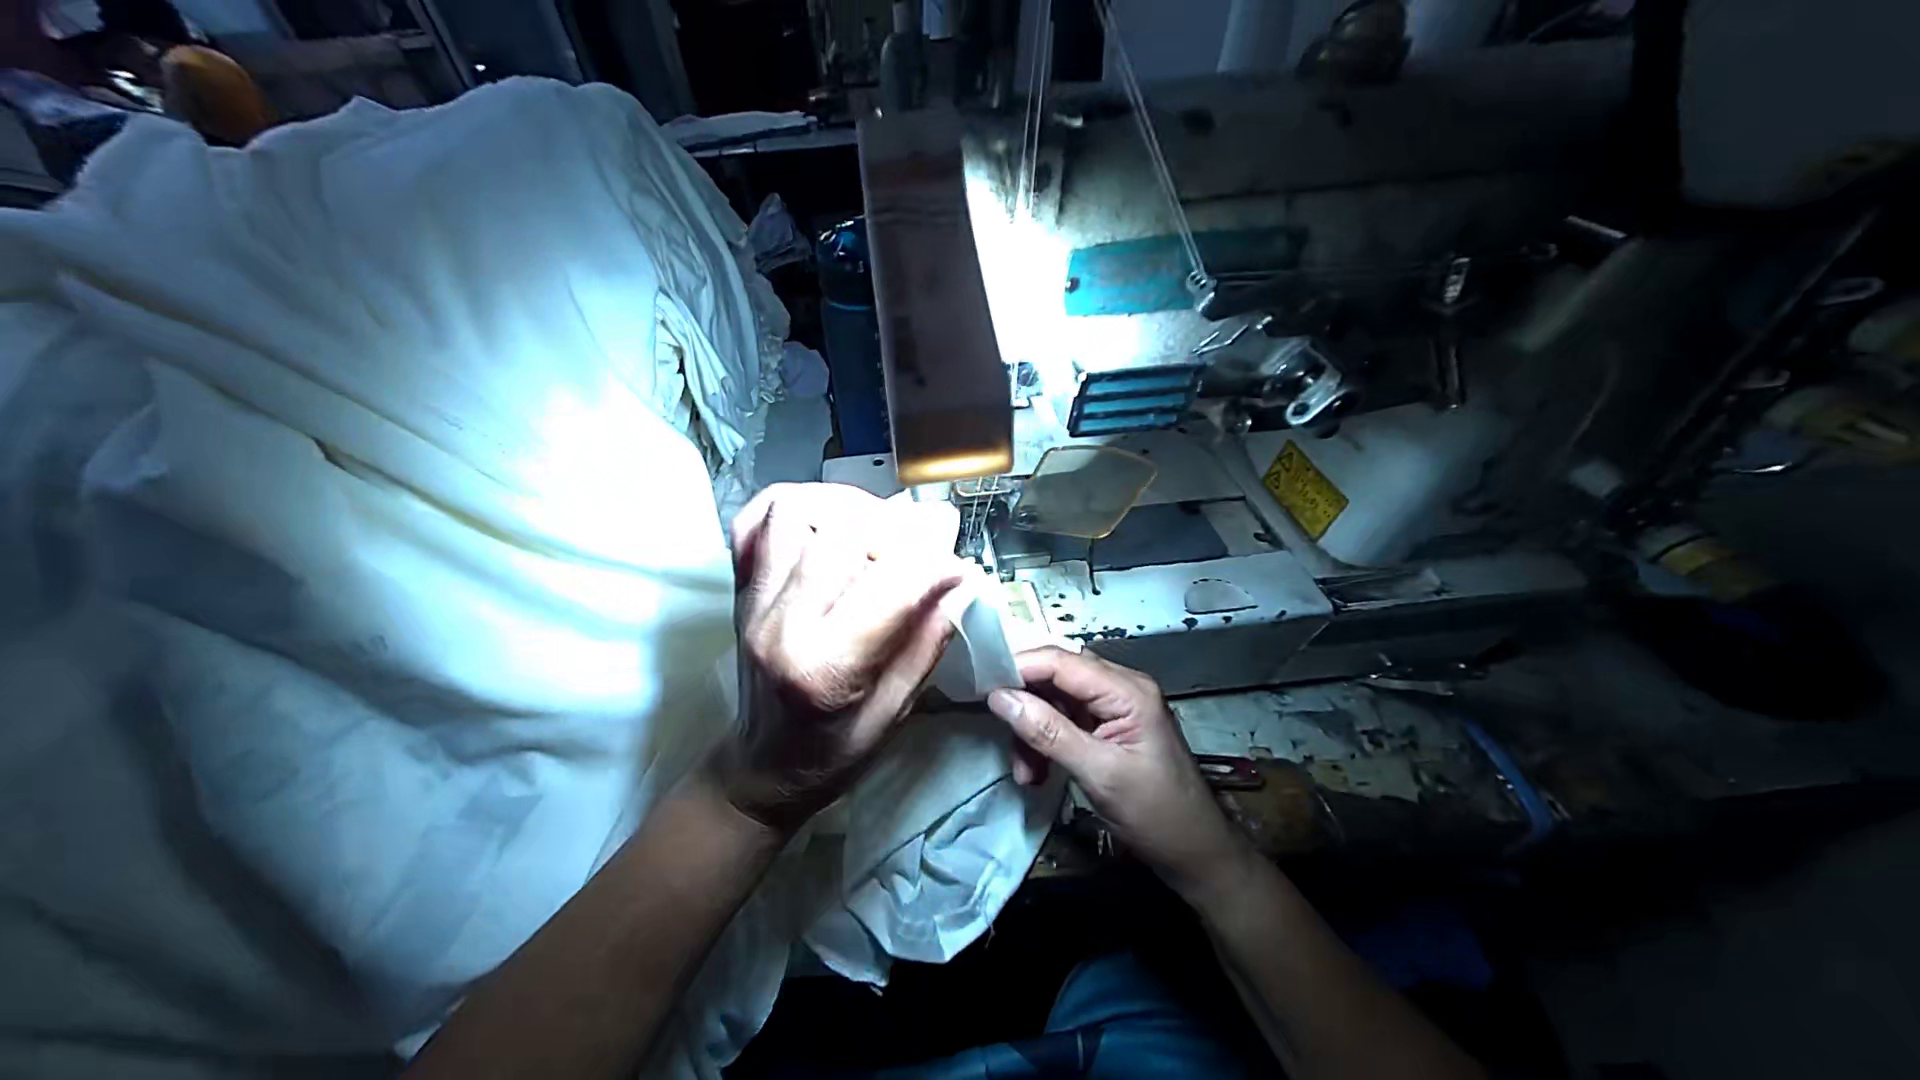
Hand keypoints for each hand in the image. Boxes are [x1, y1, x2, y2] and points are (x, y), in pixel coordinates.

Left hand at [716, 483, 965, 832]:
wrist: (762, 765)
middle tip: (920, 549)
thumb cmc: (832, 753)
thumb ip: (926, 643)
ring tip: (876, 530)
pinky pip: (757, 516)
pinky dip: (799, 504)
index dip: (935, 566)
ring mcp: (753, 599)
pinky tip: (830, 521)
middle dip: (896, 531)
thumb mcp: (894, 714)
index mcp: (823, 668)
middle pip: (841, 535)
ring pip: (796, 511)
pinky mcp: (740, 586)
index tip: (956, 571)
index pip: (889, 586)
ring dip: (847, 509)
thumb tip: (959, 584)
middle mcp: (780, 623)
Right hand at [987, 647, 1252, 896]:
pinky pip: (1063, 722)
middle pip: (1054, 679)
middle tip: (1007, 743)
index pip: (1061, 661)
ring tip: (1026, 773)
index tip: (982, 691)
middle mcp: (1119, 688)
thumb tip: (999, 696)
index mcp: (1126, 689)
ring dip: (1033, 734)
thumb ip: (1048, 732)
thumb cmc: (1157, 814)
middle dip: (1025, 709)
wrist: (1196, 855)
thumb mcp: (1099, 773)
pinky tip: (1038, 774)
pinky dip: (1045, 744)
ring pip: (1054, 702)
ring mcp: (1112, 708)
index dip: (1019, 670)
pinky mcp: (1106, 728)